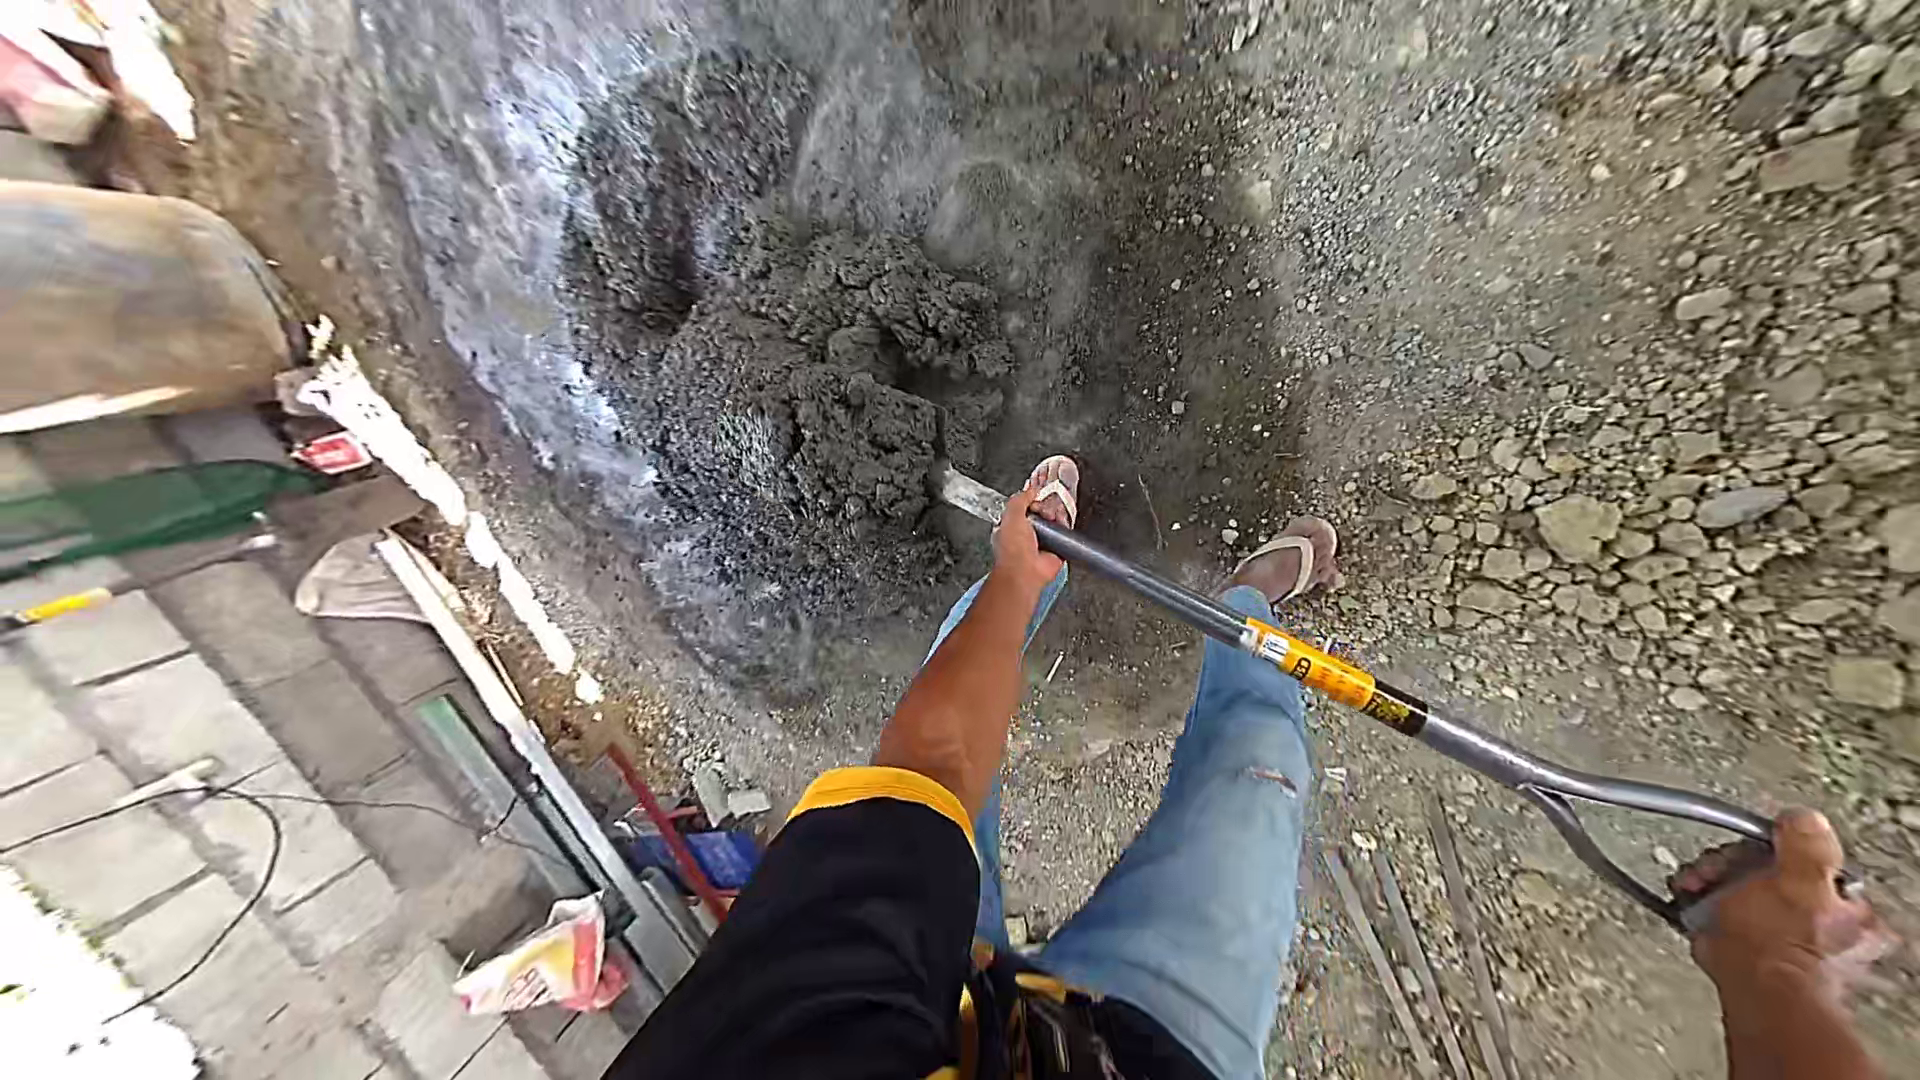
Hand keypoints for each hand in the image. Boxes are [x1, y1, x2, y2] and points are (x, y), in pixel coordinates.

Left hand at [991, 480, 1065, 593]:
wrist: (1026, 571)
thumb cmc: (1013, 549)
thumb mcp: (1011, 515)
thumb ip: (1020, 499)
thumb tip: (1031, 490)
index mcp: (1011, 525)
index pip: (1024, 506)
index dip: (1031, 500)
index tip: (1036, 497)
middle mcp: (1027, 533)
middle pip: (1041, 511)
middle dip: (1045, 507)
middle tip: (1044, 511)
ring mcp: (1043, 540)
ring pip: (1054, 519)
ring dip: (1055, 515)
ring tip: (1052, 518)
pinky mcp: (1057, 547)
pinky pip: (1064, 531)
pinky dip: (1065, 525)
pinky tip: (1060, 524)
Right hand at [1677, 809, 1895, 998]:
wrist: (1749, 978)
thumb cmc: (1780, 942)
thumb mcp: (1798, 886)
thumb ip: (1806, 851)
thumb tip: (1806, 817)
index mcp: (1847, 909)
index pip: (1798, 858)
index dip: (1761, 851)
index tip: (1742, 856)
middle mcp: (1819, 920)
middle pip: (1758, 868)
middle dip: (1725, 866)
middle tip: (1714, 874)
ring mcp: (1778, 927)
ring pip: (1733, 882)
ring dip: (1706, 879)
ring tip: (1699, 888)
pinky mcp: (1743, 932)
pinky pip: (1715, 900)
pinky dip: (1698, 896)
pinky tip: (1693, 899)